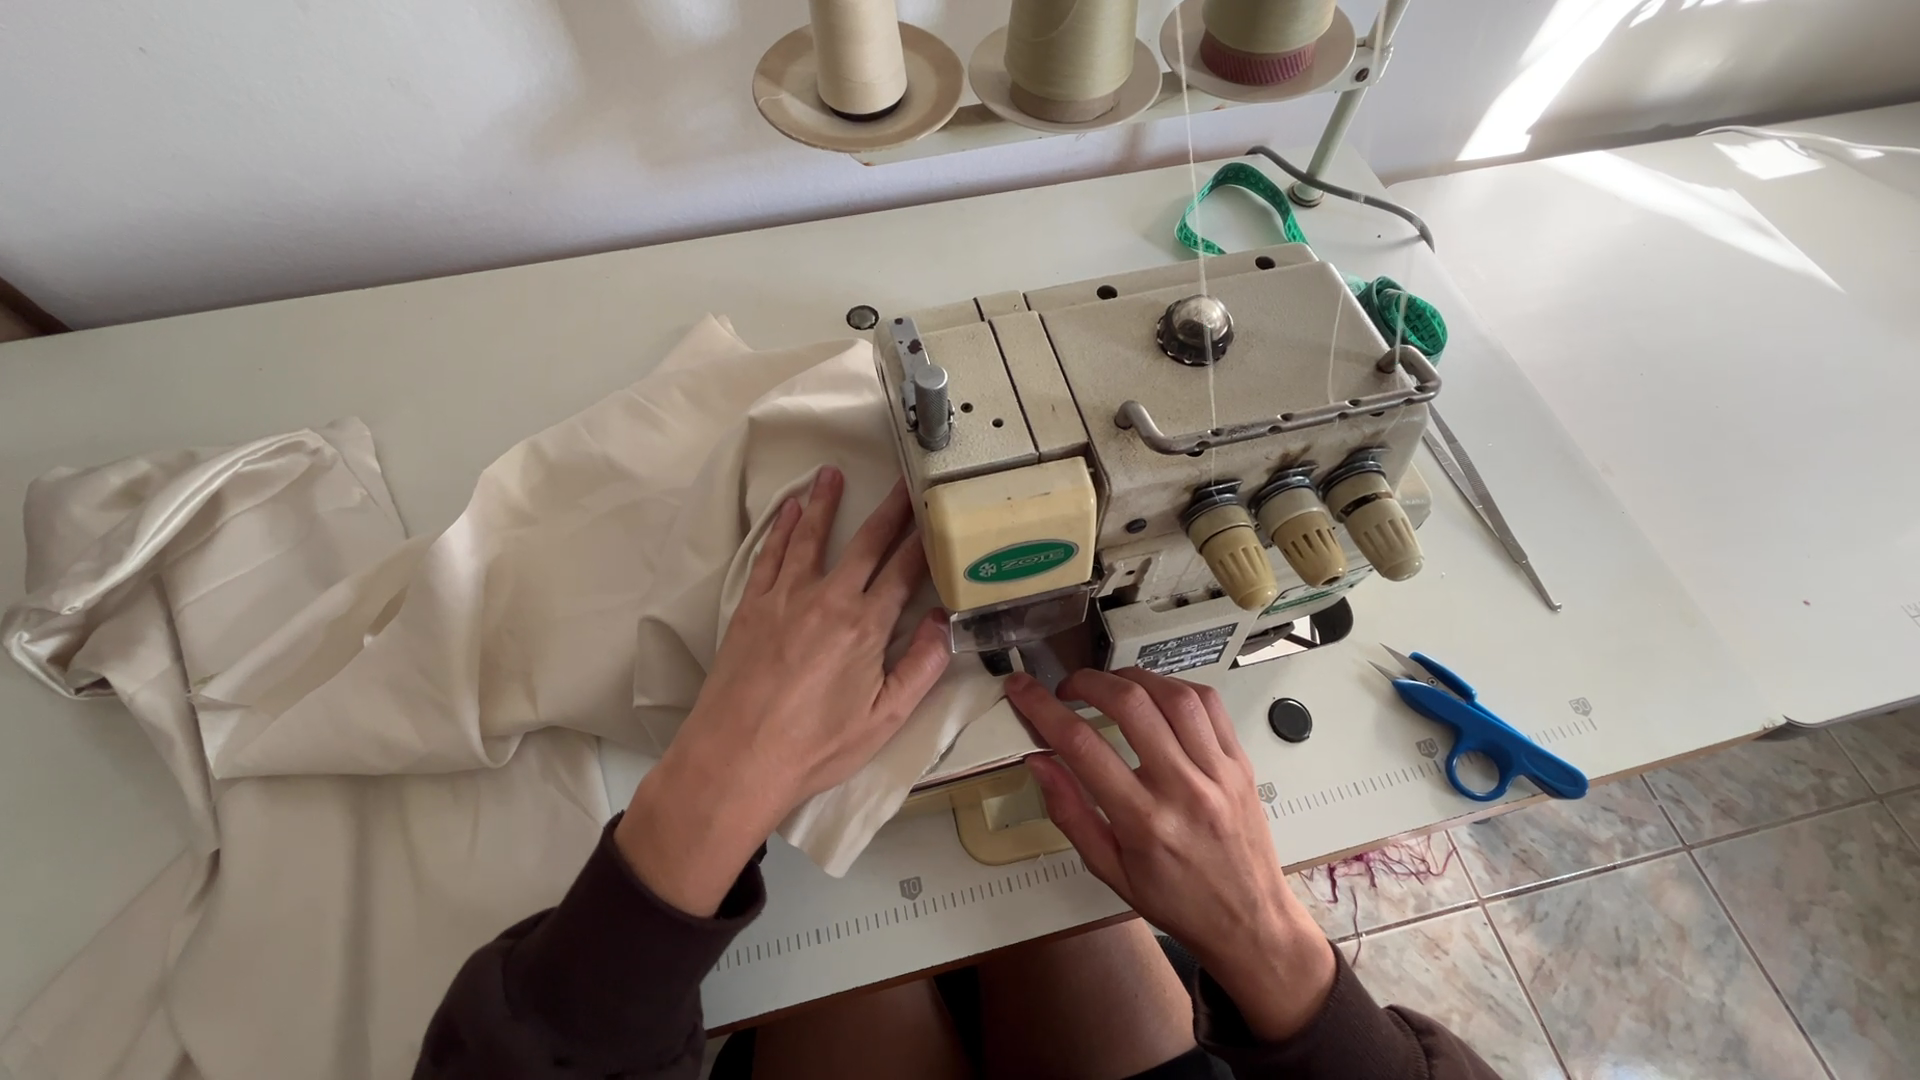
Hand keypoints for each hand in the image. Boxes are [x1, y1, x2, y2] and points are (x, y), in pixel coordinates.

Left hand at [617, 467, 950, 914]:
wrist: (734, 760)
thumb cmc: (815, 748)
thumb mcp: (885, 720)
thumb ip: (921, 667)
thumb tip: (944, 622)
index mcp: (866, 626)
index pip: (905, 570)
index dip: (924, 539)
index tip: (936, 510)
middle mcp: (828, 599)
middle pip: (866, 543)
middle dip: (889, 509)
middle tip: (903, 477)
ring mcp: (785, 598)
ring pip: (811, 538)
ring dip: (825, 503)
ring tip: (832, 472)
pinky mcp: (752, 606)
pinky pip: (771, 555)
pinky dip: (782, 529)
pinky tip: (789, 510)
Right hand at [1008, 667, 1335, 1040]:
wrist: (1250, 923)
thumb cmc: (1176, 899)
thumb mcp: (1108, 868)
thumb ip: (1069, 811)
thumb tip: (1039, 760)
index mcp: (1143, 821)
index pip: (1082, 745)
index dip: (1043, 708)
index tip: (1022, 689)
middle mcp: (1183, 789)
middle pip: (1130, 705)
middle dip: (1087, 682)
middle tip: (1068, 689)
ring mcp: (1217, 771)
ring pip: (1172, 694)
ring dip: (1130, 677)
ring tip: (1109, 686)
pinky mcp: (1239, 761)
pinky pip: (1208, 703)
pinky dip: (1173, 685)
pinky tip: (1154, 694)